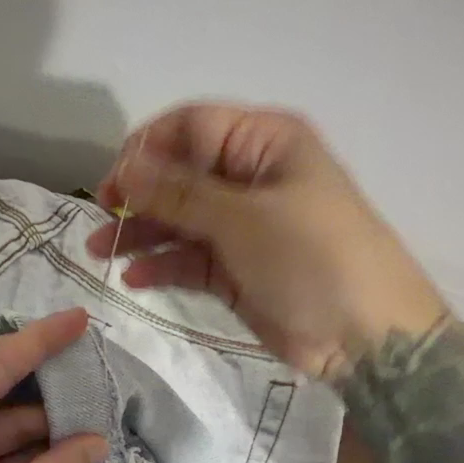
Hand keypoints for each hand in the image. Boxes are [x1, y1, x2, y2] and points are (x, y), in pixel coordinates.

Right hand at [87, 103, 441, 379]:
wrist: (364, 334)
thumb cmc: (312, 258)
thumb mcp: (245, 218)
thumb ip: (181, 194)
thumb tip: (125, 169)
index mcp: (264, 144)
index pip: (192, 128)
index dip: (147, 150)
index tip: (112, 182)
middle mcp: (250, 179)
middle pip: (181, 177)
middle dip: (138, 197)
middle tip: (100, 223)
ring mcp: (243, 229)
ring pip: (180, 222)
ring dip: (141, 235)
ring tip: (99, 254)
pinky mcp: (237, 273)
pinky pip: (190, 262)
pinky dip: (163, 268)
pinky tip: (134, 279)